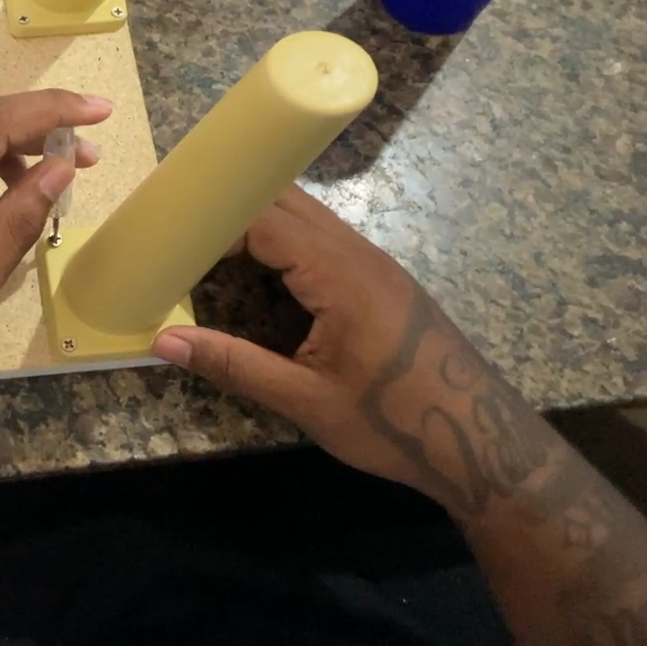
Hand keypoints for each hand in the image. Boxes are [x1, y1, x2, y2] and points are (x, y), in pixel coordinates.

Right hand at [151, 186, 553, 514]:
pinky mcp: (379, 279)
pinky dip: (280, 238)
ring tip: (207, 239)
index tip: (172, 236)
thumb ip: (233, 364)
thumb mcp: (304, 399)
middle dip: (231, 205)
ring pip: (306, 216)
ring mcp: (373, 263)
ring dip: (256, 219)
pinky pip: (321, 237)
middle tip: (182, 225)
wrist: (483, 444)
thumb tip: (163, 343)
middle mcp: (358, 254)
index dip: (215, 221)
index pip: (266, 220)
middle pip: (287, 201)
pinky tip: (257, 266)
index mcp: (340, 274)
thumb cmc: (393, 422)